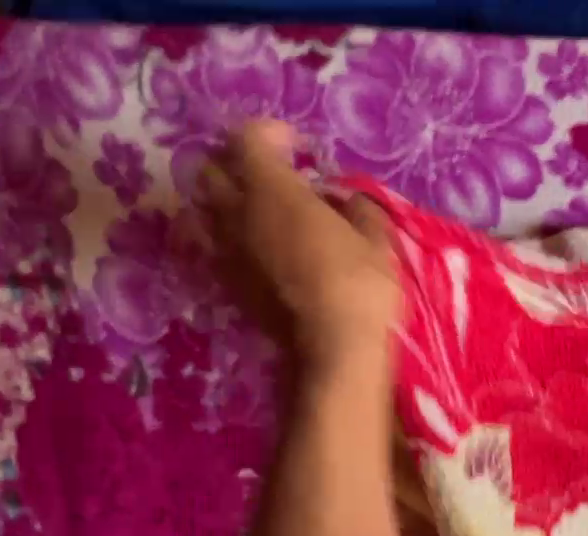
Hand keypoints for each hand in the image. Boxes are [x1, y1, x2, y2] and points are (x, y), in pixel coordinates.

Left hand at [202, 120, 399, 372]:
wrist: (333, 349)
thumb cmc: (360, 288)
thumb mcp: (379, 244)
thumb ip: (361, 211)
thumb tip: (348, 199)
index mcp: (272, 190)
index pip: (249, 139)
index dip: (272, 134)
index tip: (299, 147)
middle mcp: (235, 210)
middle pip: (212, 168)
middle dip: (238, 165)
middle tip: (272, 177)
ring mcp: (225, 247)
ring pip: (207, 207)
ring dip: (230, 202)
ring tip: (262, 214)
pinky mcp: (227, 281)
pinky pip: (218, 243)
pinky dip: (234, 236)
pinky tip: (261, 249)